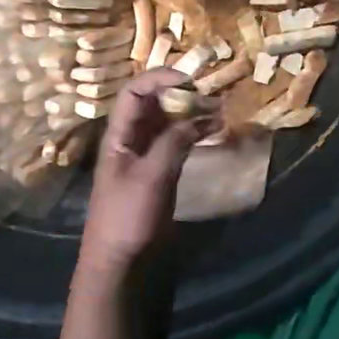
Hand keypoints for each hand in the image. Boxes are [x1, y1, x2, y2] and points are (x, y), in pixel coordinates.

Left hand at [78, 70, 211, 278]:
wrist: (120, 260)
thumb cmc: (127, 216)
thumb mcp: (151, 176)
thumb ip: (173, 142)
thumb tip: (200, 115)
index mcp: (119, 135)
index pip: (134, 92)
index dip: (160, 78)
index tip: (191, 80)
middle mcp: (132, 138)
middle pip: (154, 103)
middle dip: (182, 94)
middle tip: (212, 97)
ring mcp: (147, 154)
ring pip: (169, 122)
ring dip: (192, 113)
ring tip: (220, 111)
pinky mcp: (161, 170)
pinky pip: (178, 141)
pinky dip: (196, 132)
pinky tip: (216, 130)